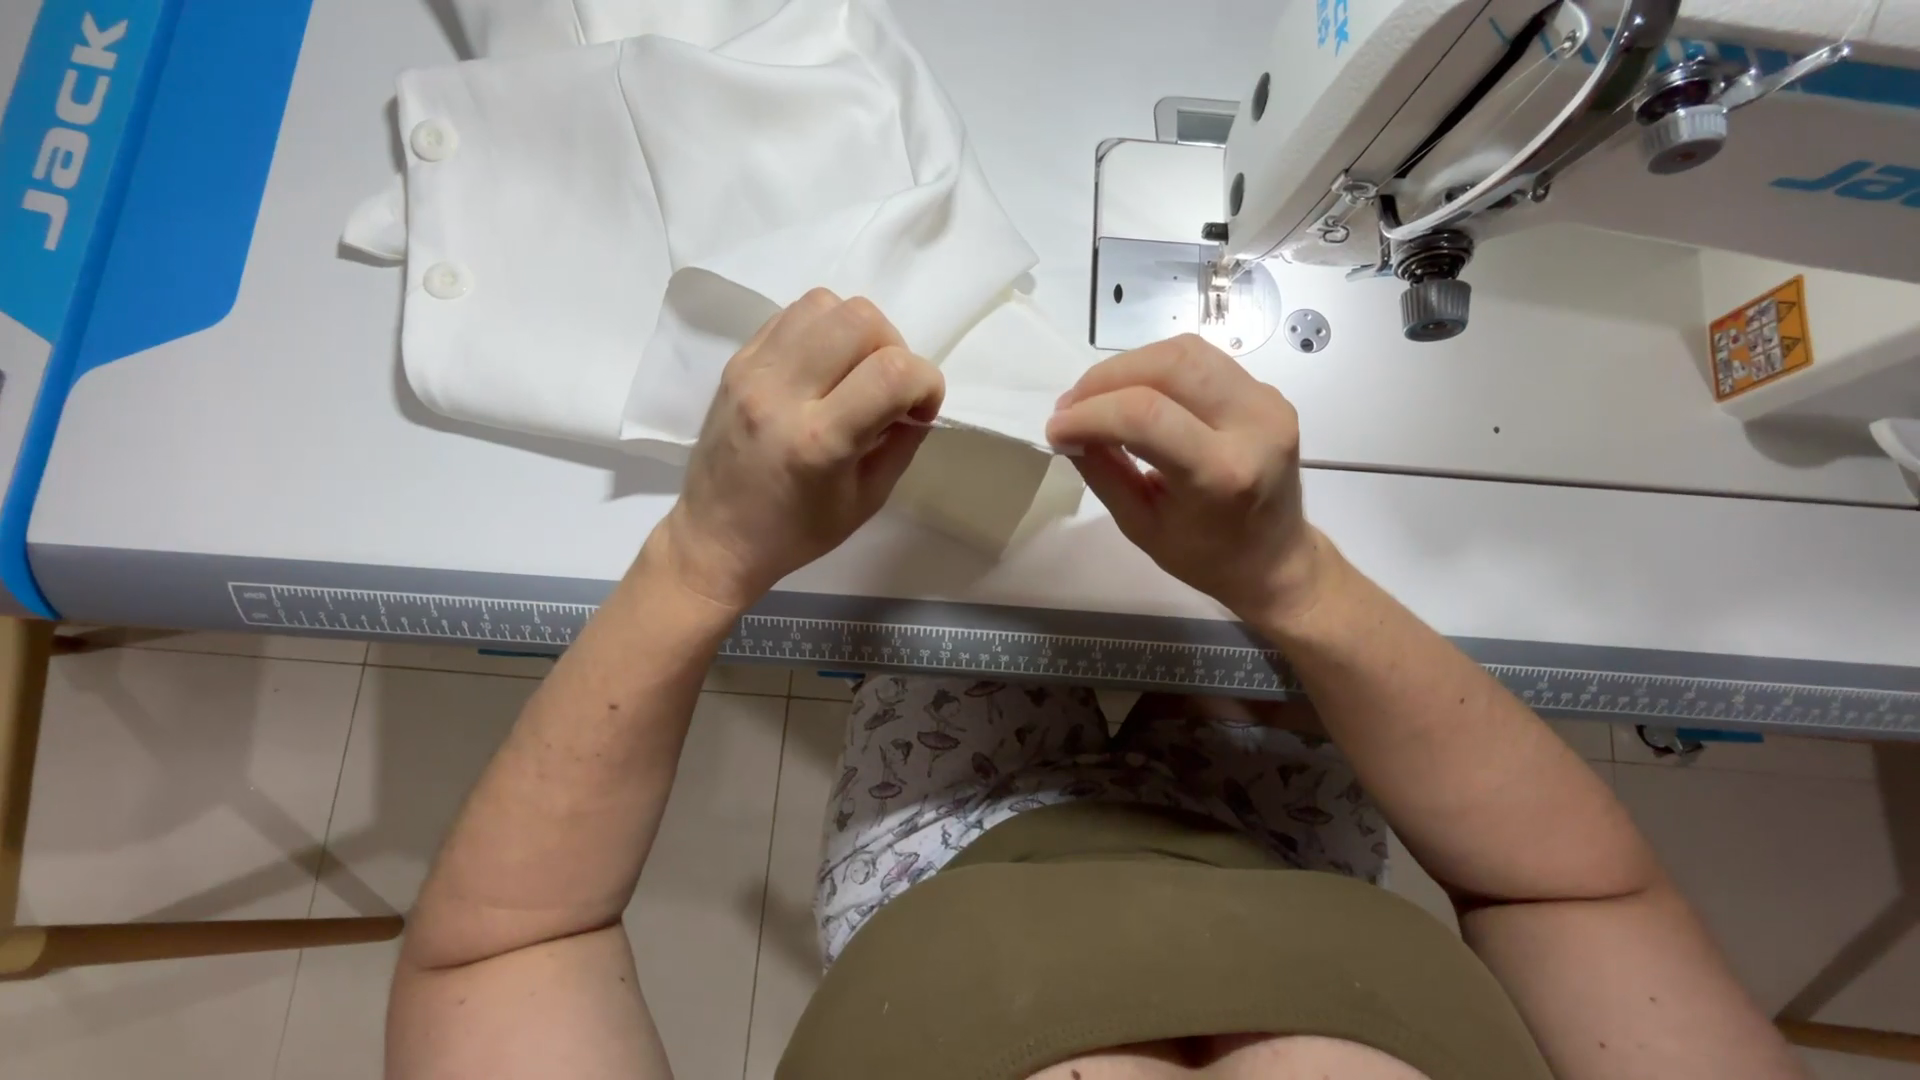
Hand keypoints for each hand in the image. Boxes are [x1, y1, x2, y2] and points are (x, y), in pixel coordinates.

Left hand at [650, 289, 943, 610]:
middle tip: (887, 388)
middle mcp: (782, 394)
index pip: (893, 373)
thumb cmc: (796, 531)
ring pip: (825, 303)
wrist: (717, 536)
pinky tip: (822, 368)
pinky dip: (822, 331)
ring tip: (854, 372)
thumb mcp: (867, 500)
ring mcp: (752, 371)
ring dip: (857, 332)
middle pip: (861, 319)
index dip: (927, 383)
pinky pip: (792, 315)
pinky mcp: (736, 361)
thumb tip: (918, 402)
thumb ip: (901, 443)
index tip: (920, 411)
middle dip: (894, 348)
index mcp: (820, 441)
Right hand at [1046, 334, 1332, 623]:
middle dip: (1106, 378)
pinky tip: (1133, 395)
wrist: (1275, 559)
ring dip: (1129, 367)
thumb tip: (1067, 429)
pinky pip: (1202, 361)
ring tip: (1097, 397)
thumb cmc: (1205, 556)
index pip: (1146, 416)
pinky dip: (1156, 370)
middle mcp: (1253, 426)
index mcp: (1222, 474)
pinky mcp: (1267, 392)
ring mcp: (1267, 402)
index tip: (1056, 429)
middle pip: (1169, 365)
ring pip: (1185, 351)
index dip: (1090, 414)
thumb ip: (1102, 471)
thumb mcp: (1139, 525)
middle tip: (1072, 406)